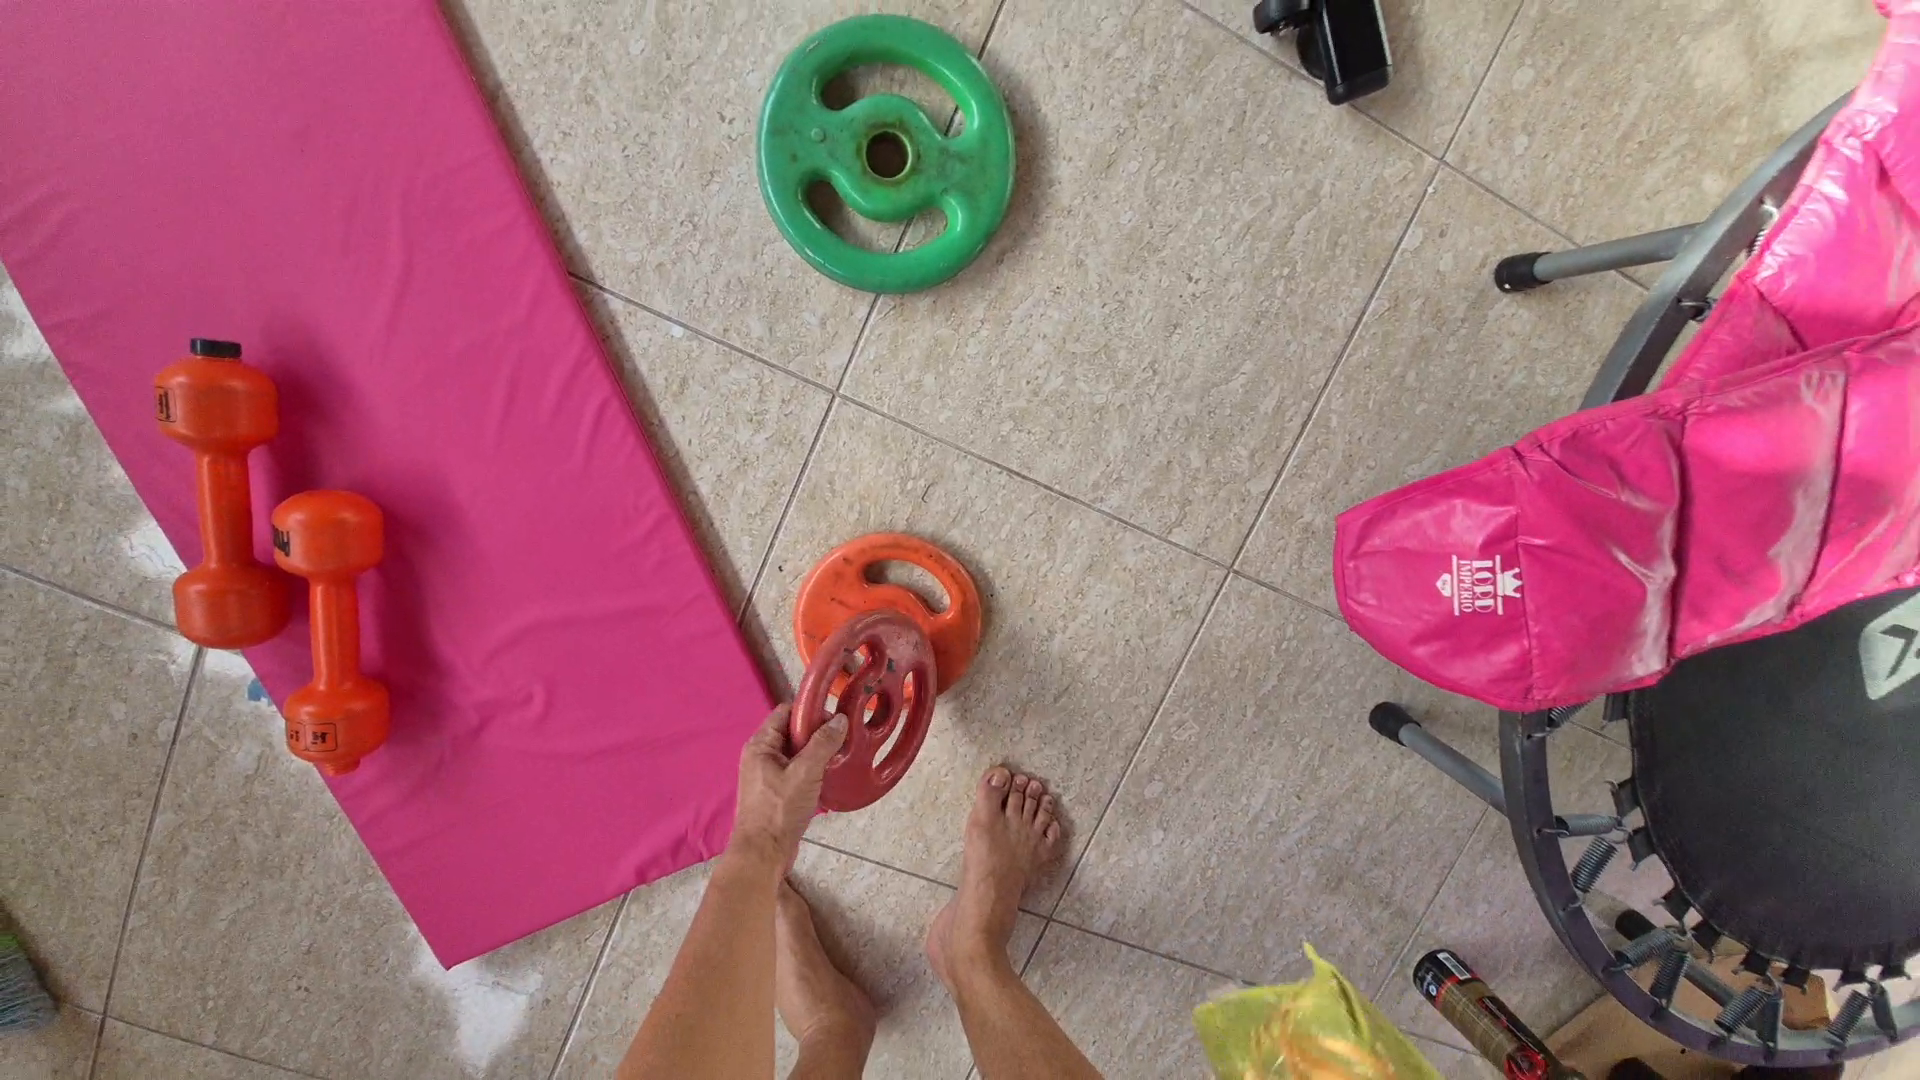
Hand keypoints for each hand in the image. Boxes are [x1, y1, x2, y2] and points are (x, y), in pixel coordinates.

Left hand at [729, 703, 847, 873]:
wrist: (763, 855)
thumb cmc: (779, 810)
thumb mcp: (805, 773)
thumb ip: (823, 744)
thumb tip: (840, 719)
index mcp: (761, 745)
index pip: (786, 711)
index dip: (809, 711)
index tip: (834, 720)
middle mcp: (762, 755)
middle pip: (793, 731)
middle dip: (817, 732)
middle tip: (841, 739)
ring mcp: (768, 774)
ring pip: (797, 751)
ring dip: (818, 752)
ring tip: (839, 756)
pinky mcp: (777, 791)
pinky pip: (798, 769)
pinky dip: (813, 769)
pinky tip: (830, 775)